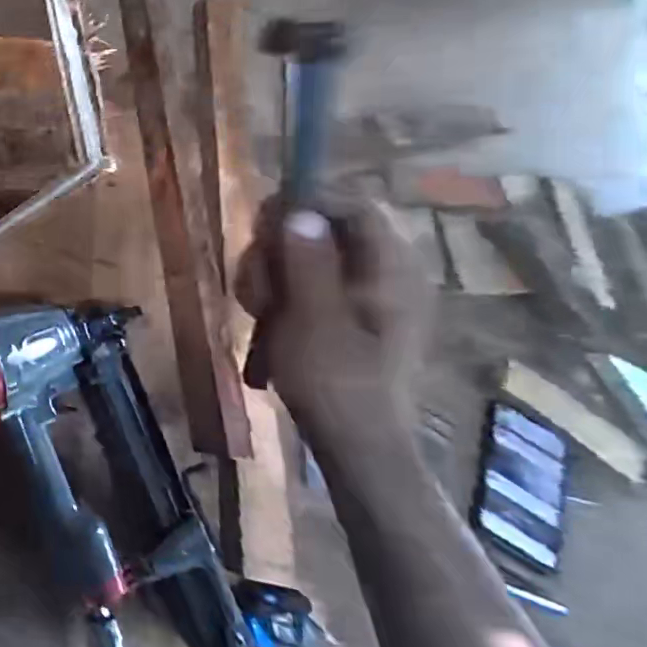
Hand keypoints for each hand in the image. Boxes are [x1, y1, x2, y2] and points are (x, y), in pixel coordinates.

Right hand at [234, 201, 431, 457]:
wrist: (355, 441)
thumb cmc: (335, 380)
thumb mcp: (312, 317)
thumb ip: (307, 261)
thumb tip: (299, 209)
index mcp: (390, 269)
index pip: (352, 206)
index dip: (305, 205)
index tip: (260, 227)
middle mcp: (385, 273)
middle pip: (320, 230)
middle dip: (276, 251)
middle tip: (256, 289)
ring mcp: (367, 294)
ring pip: (304, 257)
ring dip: (270, 276)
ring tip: (258, 314)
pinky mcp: (348, 313)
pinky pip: (306, 283)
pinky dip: (279, 295)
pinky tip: (266, 322)